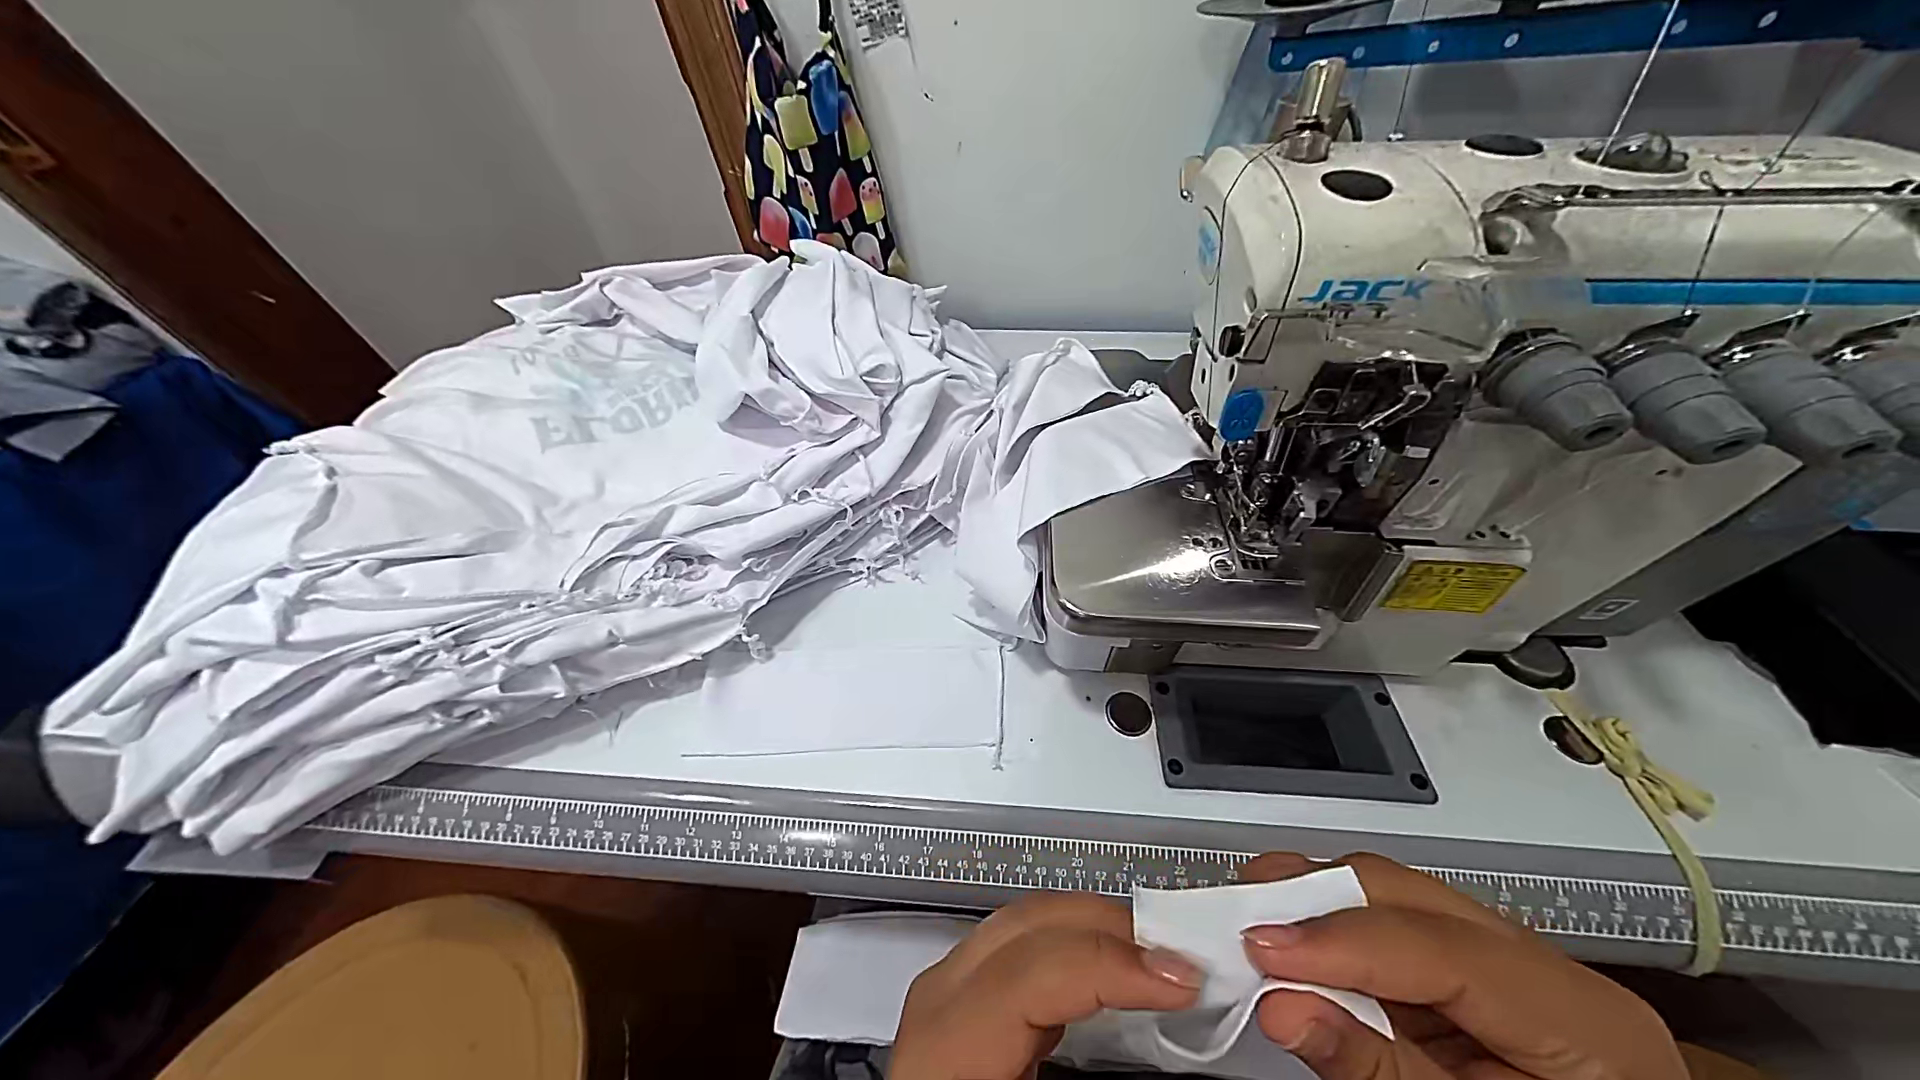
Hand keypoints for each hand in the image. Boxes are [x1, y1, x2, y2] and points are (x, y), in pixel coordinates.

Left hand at [890, 893, 1203, 1079]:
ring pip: (1029, 922)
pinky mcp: (967, 990)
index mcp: (944, 1041)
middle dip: (1113, 929)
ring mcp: (949, 985)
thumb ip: (1097, 1071)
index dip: (1109, 963)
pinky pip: (1025, 945)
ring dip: (1099, 930)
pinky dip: (1076, 946)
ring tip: (1158, 959)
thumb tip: (1177, 1053)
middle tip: (1184, 960)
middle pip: (1030, 926)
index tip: (1180, 980)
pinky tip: (1112, 968)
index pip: (1029, 972)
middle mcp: (940, 998)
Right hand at [1240, 852, 1688, 1079]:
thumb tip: (1283, 1009)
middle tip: (1241, 923)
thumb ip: (1379, 1070)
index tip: (1260, 947)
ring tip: (1258, 929)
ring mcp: (1500, 952)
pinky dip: (1329, 929)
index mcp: (1579, 1017)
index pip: (1437, 946)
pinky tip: (1295, 947)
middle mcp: (1539, 964)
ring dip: (1311, 904)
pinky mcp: (1459, 958)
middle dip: (1310, 897)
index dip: (1339, 940)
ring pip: (1384, 890)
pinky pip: (1381, 920)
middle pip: (1402, 891)